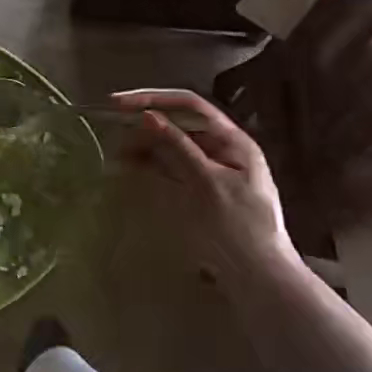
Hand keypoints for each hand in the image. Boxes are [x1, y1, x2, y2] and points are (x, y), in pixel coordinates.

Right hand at [111, 89, 294, 270]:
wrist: (258, 273)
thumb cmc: (241, 226)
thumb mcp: (208, 182)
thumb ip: (178, 147)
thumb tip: (147, 116)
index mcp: (231, 139)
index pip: (189, 104)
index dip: (153, 99)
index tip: (118, 104)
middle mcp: (219, 147)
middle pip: (175, 122)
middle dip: (142, 126)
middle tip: (113, 137)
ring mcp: (206, 166)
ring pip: (167, 144)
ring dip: (141, 145)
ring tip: (116, 155)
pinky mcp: (195, 185)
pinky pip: (167, 164)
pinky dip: (146, 163)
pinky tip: (127, 166)